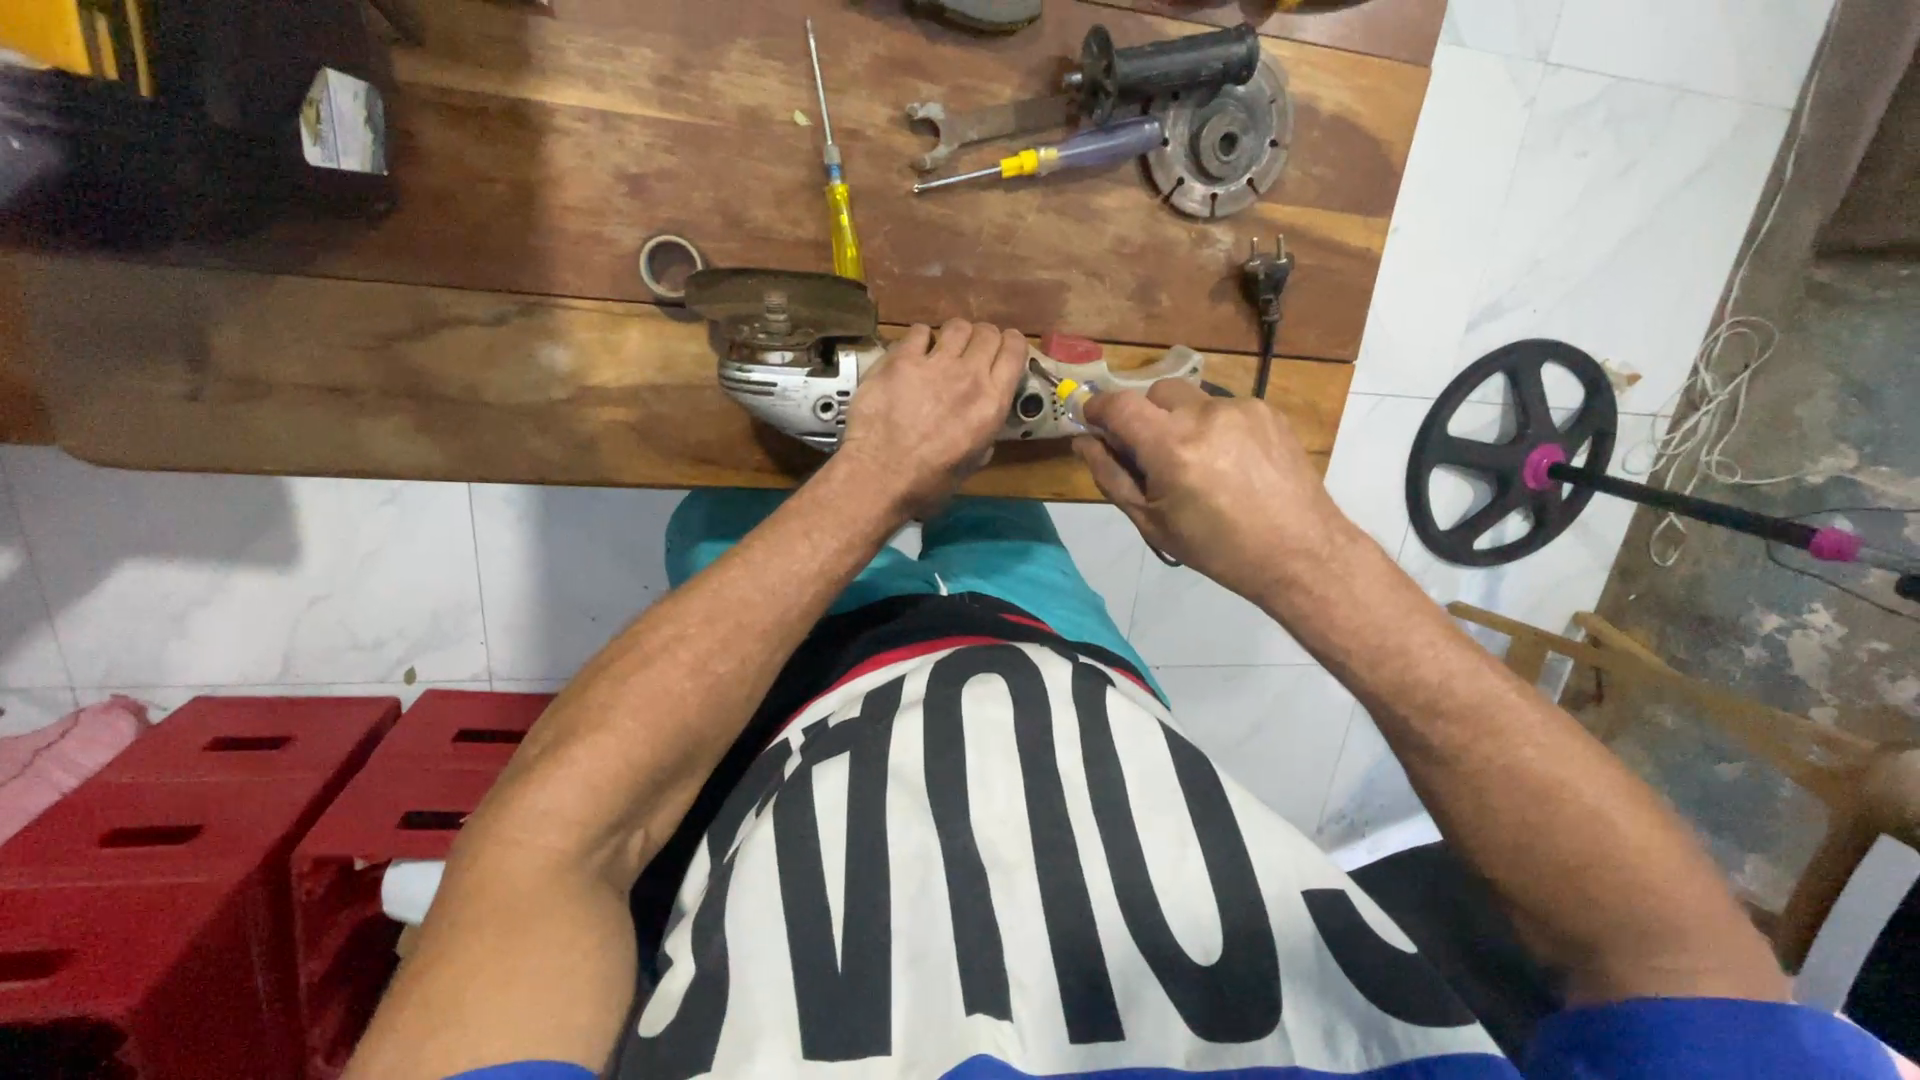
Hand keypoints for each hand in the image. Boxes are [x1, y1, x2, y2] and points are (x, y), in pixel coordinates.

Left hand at [836, 319, 1027, 517]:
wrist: (881, 477)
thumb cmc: (930, 482)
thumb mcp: (974, 462)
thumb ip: (985, 432)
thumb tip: (983, 420)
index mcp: (992, 402)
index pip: (1015, 351)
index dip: (1012, 344)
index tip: (1004, 348)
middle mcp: (969, 375)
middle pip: (986, 333)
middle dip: (982, 338)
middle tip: (970, 351)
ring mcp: (934, 364)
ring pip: (956, 326)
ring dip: (953, 335)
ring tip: (942, 349)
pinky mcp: (900, 360)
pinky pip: (917, 332)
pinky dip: (919, 339)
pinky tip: (913, 354)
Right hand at [1076, 381, 1357, 600]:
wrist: (1299, 552)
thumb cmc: (1217, 549)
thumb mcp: (1152, 522)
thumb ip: (1111, 476)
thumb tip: (1084, 442)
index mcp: (1171, 447)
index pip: (1119, 404)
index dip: (1098, 408)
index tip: (1092, 421)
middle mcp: (1204, 415)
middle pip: (1156, 392)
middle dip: (1144, 415)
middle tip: (1151, 453)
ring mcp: (1241, 408)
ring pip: (1192, 399)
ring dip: (1182, 421)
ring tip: (1199, 464)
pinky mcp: (1268, 411)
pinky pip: (1225, 408)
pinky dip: (1215, 427)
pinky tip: (1231, 464)